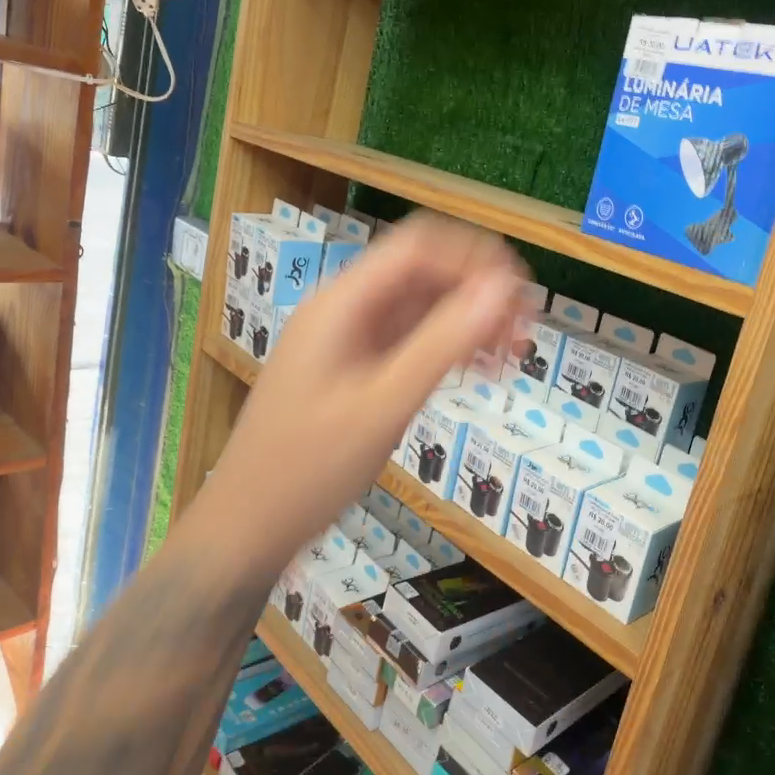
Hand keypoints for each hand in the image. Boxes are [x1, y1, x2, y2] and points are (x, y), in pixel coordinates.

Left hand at [202, 213, 529, 547]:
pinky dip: (450, 350)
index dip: (475, 259)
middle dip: (479, 294)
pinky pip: (413, 342)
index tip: (521, 295)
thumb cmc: (308, 469)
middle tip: (525, 333)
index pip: (419, 248)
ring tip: (513, 356)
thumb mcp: (384, 406)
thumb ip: (444, 344)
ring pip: (424, 309)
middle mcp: (347, 310)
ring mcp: (352, 341)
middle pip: (425, 274)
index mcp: (343, 304)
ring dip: (470, 323)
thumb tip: (504, 288)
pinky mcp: (358, 370)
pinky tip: (481, 373)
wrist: (248, 526)